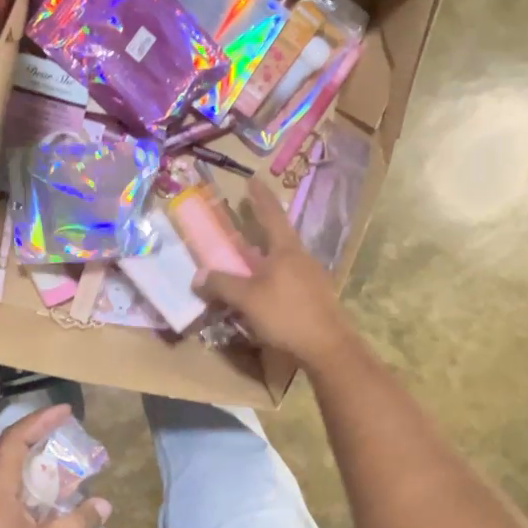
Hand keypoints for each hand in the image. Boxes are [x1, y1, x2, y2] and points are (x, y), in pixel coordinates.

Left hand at [0, 404, 110, 527]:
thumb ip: (78, 524)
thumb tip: (104, 505)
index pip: (16, 438)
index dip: (41, 421)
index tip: (66, 411)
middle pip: (7, 453)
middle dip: (39, 443)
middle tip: (68, 441)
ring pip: (1, 474)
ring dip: (30, 469)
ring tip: (59, 473)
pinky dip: (19, 488)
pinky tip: (37, 506)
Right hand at [194, 183, 359, 367]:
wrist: (328, 346)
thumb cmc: (286, 315)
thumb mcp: (247, 299)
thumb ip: (222, 285)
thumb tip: (199, 277)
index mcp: (286, 249)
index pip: (271, 214)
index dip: (260, 197)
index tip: (252, 180)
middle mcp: (301, 257)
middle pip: (279, 237)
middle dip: (261, 228)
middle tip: (246, 220)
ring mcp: (312, 277)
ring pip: (284, 260)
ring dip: (266, 257)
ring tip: (249, 262)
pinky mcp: (316, 297)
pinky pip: (289, 279)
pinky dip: (273, 278)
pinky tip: (265, 292)